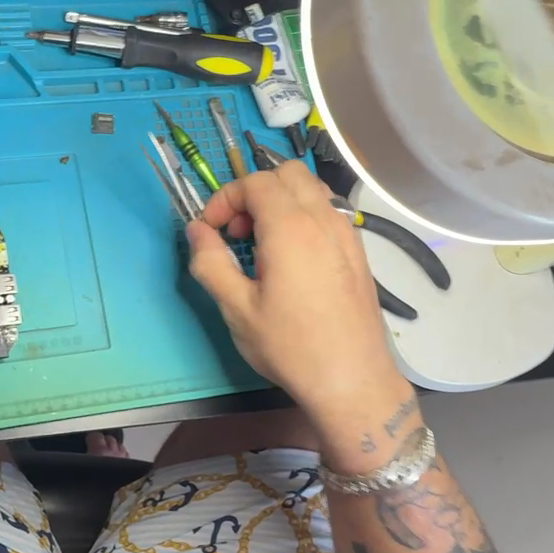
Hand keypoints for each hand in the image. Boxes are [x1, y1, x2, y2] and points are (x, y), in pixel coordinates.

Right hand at [185, 163, 417, 467]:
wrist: (350, 378)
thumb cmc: (289, 345)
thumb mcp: (236, 308)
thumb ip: (211, 262)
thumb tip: (197, 231)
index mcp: (291, 228)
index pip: (255, 182)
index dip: (225, 198)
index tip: (210, 231)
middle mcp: (323, 220)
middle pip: (287, 174)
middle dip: (254, 192)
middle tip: (237, 233)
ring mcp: (346, 234)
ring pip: (311, 190)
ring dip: (279, 203)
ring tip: (261, 247)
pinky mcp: (357, 252)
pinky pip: (326, 214)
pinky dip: (301, 218)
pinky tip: (289, 261)